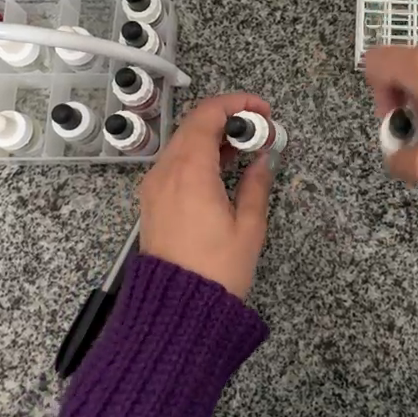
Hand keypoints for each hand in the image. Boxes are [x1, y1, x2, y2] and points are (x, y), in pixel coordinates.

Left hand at [136, 93, 275, 299]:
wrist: (175, 313)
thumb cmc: (216, 270)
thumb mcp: (248, 226)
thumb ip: (257, 184)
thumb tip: (264, 158)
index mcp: (190, 170)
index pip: (208, 114)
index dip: (238, 103)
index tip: (263, 110)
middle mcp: (166, 171)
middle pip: (194, 124)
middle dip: (228, 118)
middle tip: (259, 129)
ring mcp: (154, 186)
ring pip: (183, 142)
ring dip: (214, 136)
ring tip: (246, 148)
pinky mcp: (152, 202)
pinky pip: (175, 163)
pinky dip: (199, 155)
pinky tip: (222, 169)